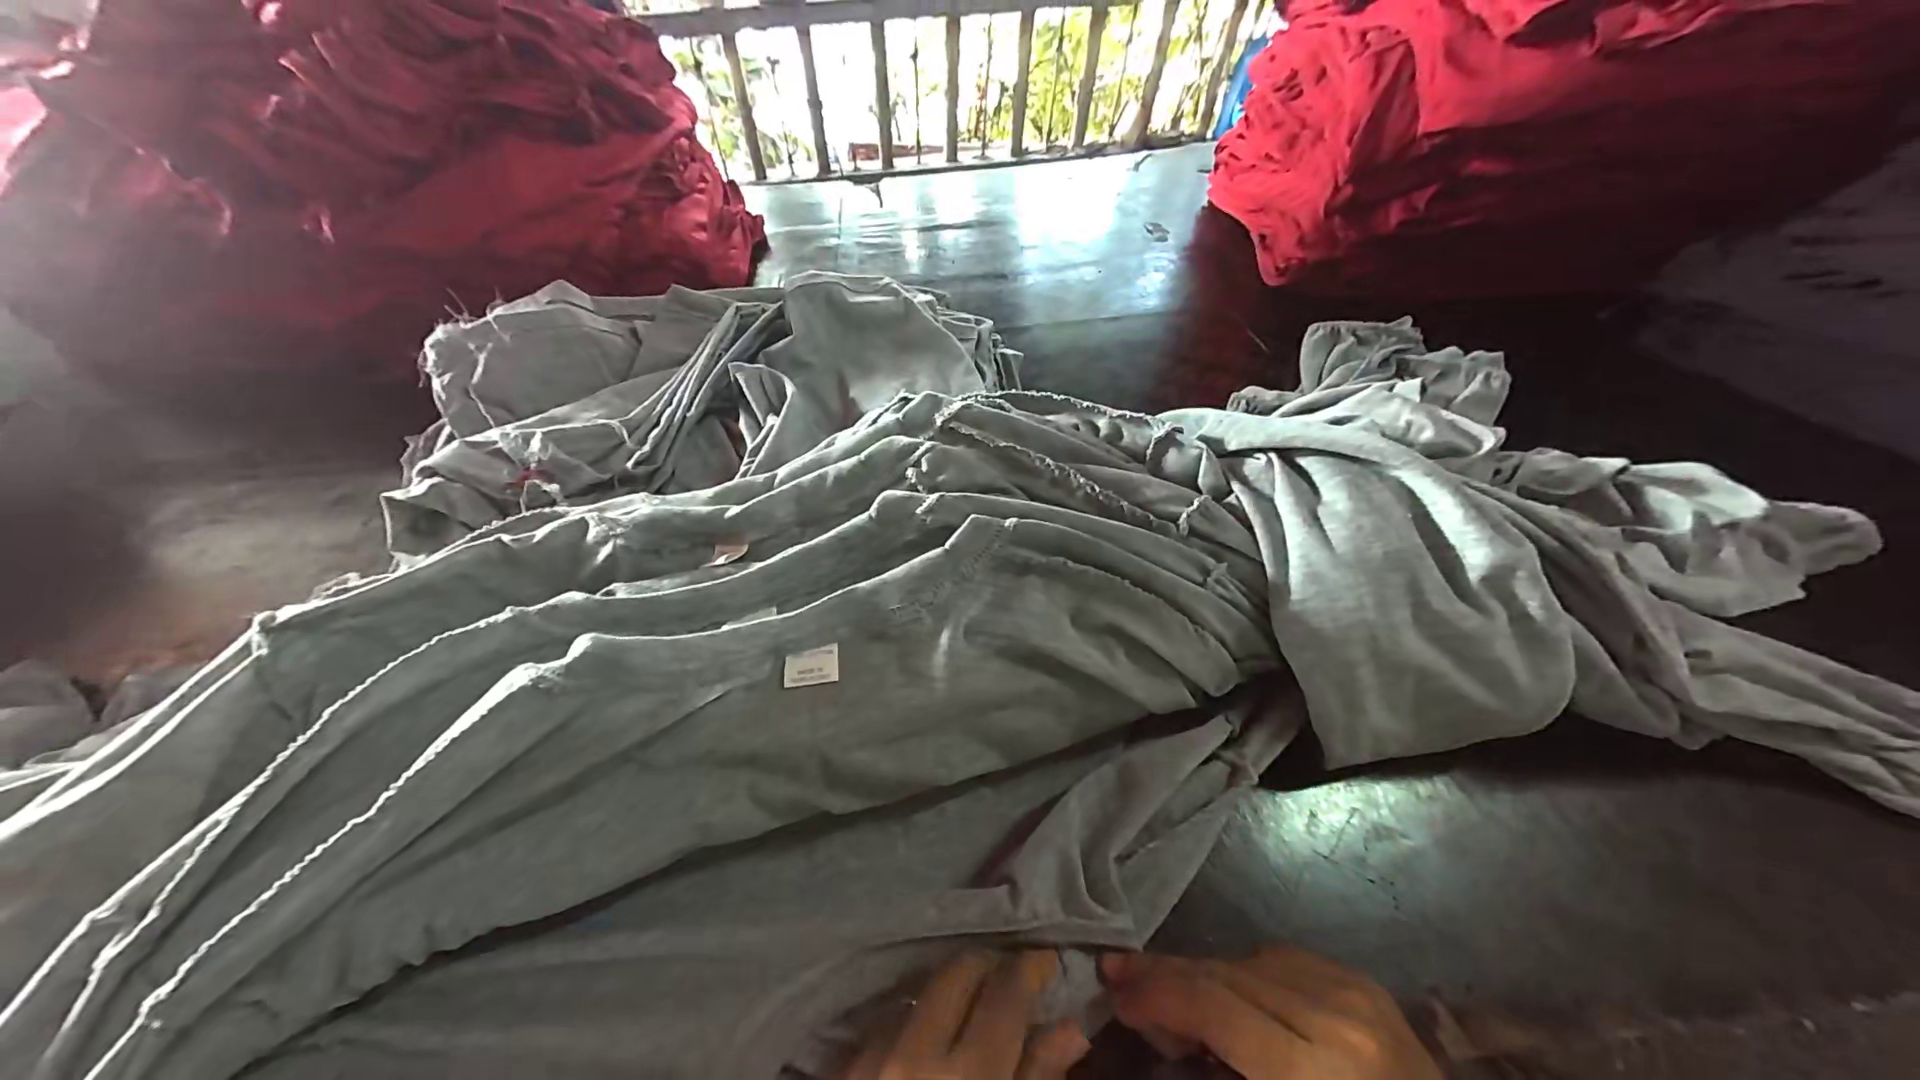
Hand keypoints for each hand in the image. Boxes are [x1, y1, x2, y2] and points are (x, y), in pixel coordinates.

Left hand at [841, 949, 1091, 1079]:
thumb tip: (1070, 1028)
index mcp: (969, 1077)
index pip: (1005, 993)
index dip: (1031, 968)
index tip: (1045, 964)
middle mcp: (916, 1055)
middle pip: (959, 972)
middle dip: (991, 965)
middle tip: (1011, 979)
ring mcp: (872, 1060)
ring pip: (920, 991)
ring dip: (950, 990)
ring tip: (971, 1008)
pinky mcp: (843, 1071)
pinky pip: (886, 1020)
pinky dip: (914, 1017)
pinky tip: (925, 1040)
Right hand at [1102, 946, 1440, 1079]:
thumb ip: (1218, 1068)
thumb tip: (1162, 1028)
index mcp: (1314, 1070)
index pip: (1214, 1004)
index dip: (1157, 993)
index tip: (1116, 993)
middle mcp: (1334, 1017)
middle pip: (1225, 974)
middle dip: (1165, 974)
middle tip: (1118, 972)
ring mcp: (1353, 992)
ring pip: (1247, 960)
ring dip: (1198, 970)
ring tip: (1162, 982)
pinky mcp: (1363, 983)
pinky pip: (1281, 961)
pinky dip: (1243, 971)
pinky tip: (1225, 986)